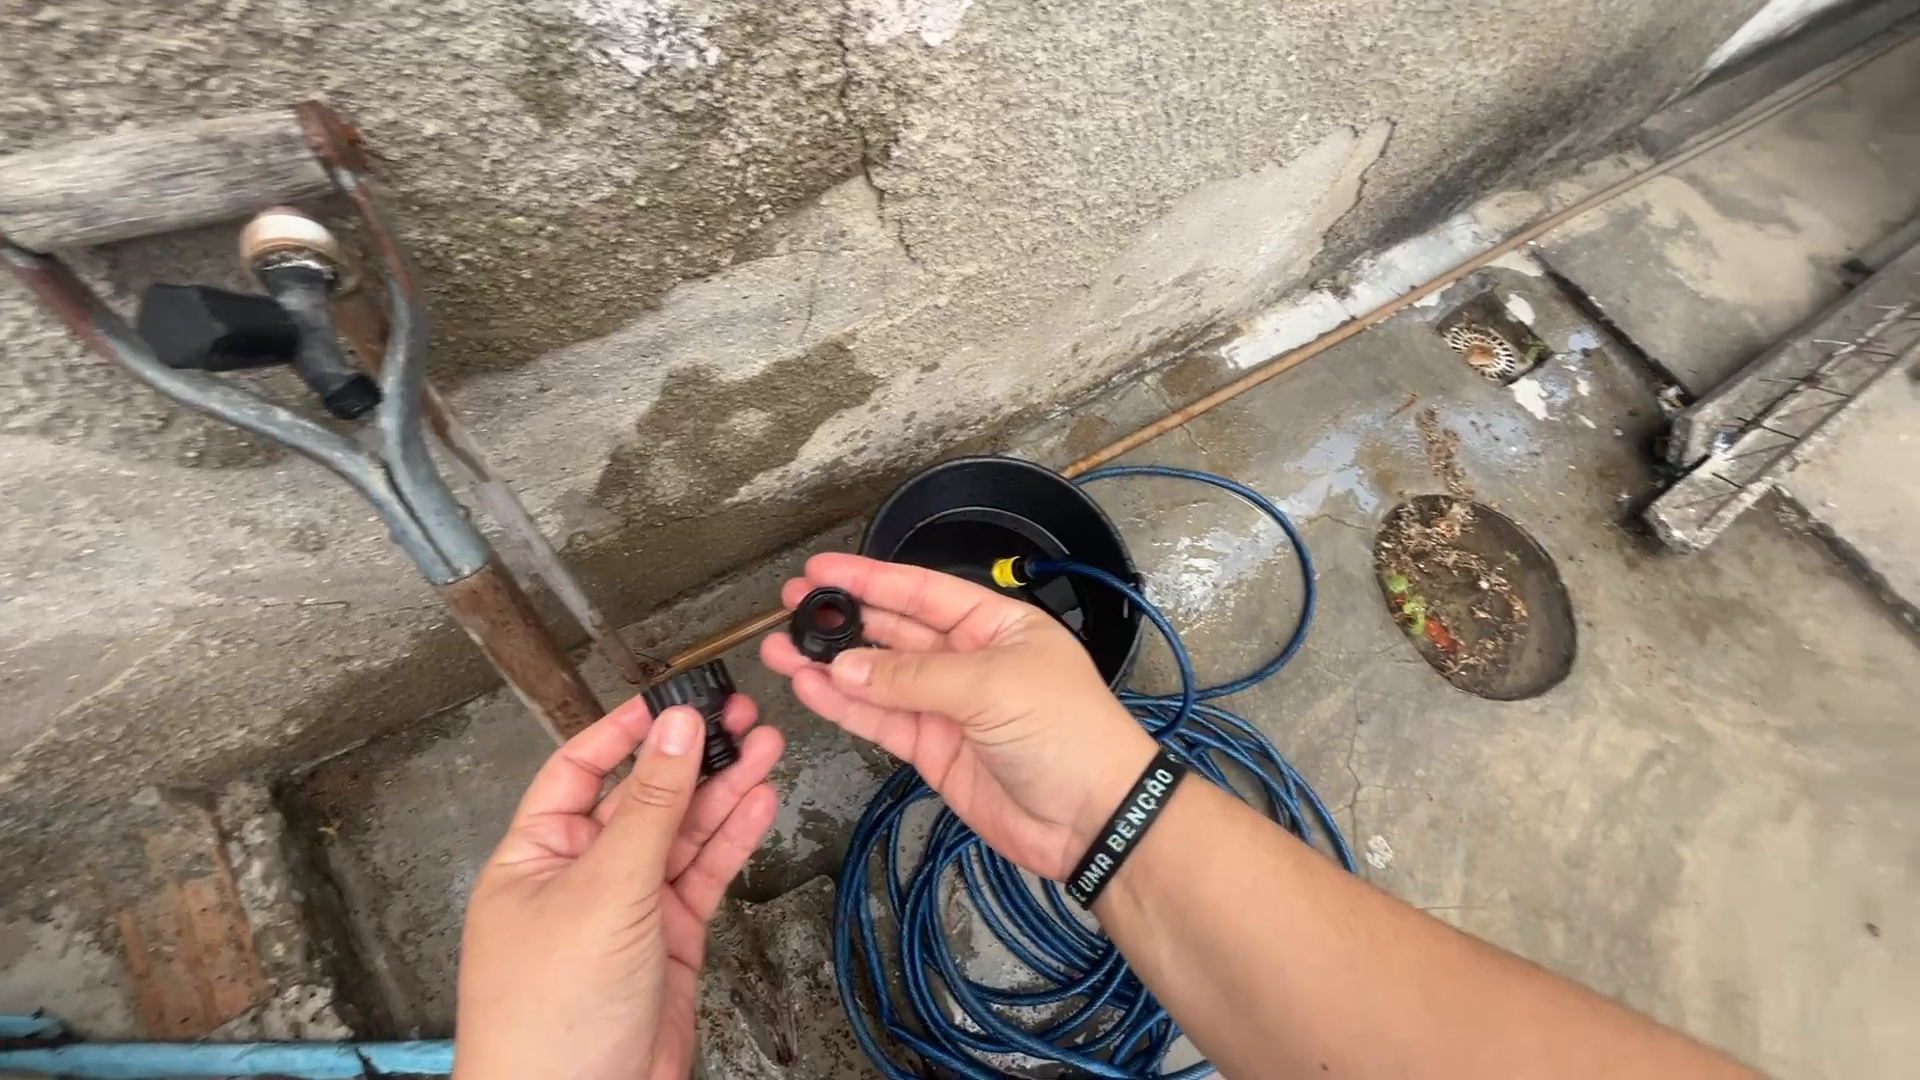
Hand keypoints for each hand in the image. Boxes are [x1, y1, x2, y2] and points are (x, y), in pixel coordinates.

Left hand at [453, 693, 783, 1079]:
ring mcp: (632, 902)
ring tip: (766, 746)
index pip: (582, 768)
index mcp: (538, 855)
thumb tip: (678, 727)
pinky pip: (706, 870)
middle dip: (695, 755)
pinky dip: (734, 837)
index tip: (674, 697)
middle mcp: (584, 871)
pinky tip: (761, 802)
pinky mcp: (672, 931)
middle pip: (647, 794)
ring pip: (685, 829)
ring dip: (727, 789)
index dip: (628, 729)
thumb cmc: (554, 1015)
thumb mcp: (607, 889)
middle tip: (740, 716)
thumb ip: (651, 804)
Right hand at [760, 553, 1154, 880]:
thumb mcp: (993, 686)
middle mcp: (968, 659)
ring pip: (878, 677)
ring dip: (832, 665)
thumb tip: (846, 666)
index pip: (922, 591)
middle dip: (844, 619)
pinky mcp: (934, 748)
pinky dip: (845, 706)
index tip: (823, 569)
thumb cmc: (1067, 731)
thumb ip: (914, 677)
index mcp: (995, 624)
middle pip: (894, 631)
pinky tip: (810, 688)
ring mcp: (947, 705)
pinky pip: (881, 720)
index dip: (871, 578)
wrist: (1093, 818)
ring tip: (783, 649)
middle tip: (794, 606)